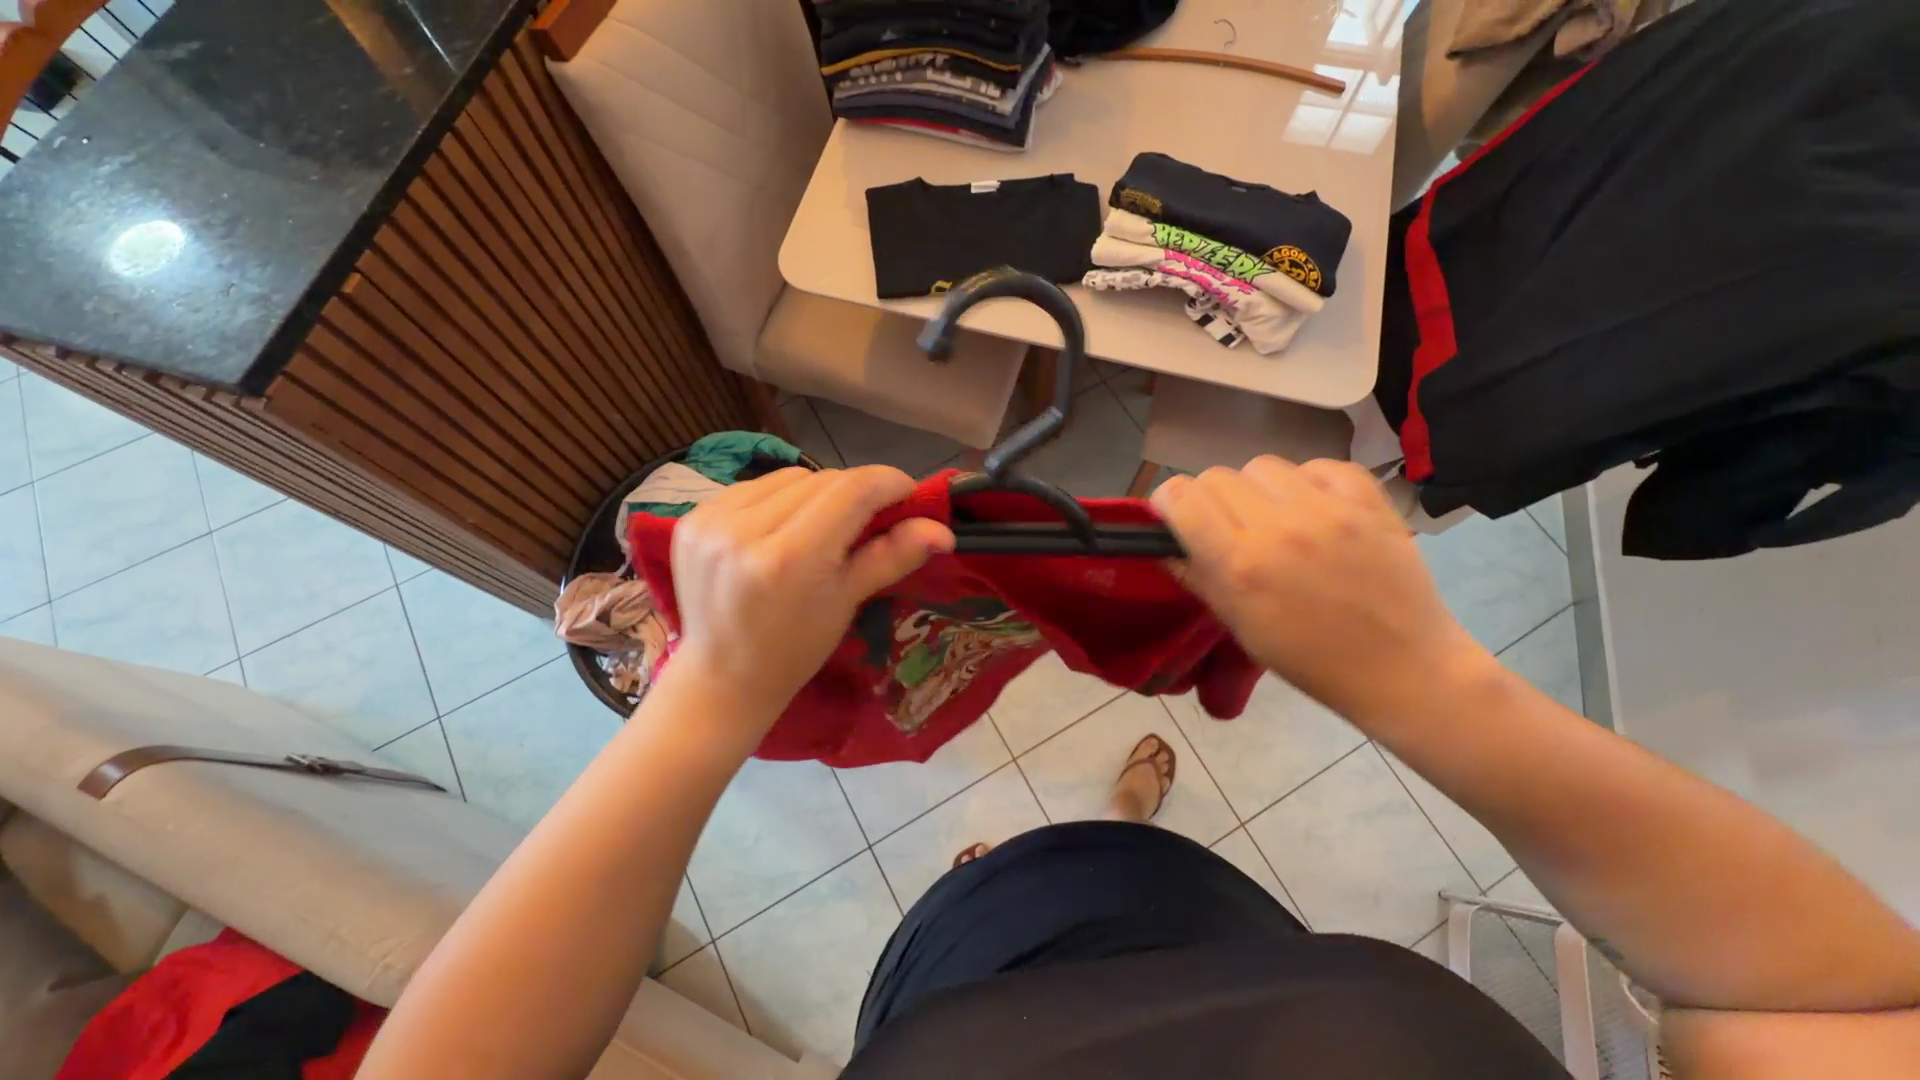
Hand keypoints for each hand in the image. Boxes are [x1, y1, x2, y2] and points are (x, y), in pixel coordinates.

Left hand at [666, 466, 954, 731]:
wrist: (723, 677)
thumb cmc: (794, 649)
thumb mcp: (847, 603)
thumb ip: (892, 556)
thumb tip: (943, 530)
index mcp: (790, 558)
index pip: (852, 490)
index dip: (889, 483)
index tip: (908, 495)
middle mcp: (746, 530)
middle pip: (823, 479)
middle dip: (855, 493)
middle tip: (870, 519)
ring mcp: (712, 521)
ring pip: (789, 477)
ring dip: (816, 492)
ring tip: (821, 526)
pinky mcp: (692, 518)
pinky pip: (753, 487)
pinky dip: (778, 498)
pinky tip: (781, 528)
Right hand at [1151, 456, 1485, 724]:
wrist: (1402, 667)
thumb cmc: (1309, 658)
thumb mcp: (1239, 625)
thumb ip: (1197, 576)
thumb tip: (1166, 543)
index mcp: (1240, 564)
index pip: (1182, 497)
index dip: (1168, 503)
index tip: (1174, 516)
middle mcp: (1279, 526)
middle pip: (1217, 476)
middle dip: (1209, 498)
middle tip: (1225, 525)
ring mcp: (1328, 509)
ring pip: (1263, 465)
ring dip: (1256, 488)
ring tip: (1273, 516)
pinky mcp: (1368, 501)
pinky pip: (1320, 465)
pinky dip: (1308, 481)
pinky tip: (1314, 508)